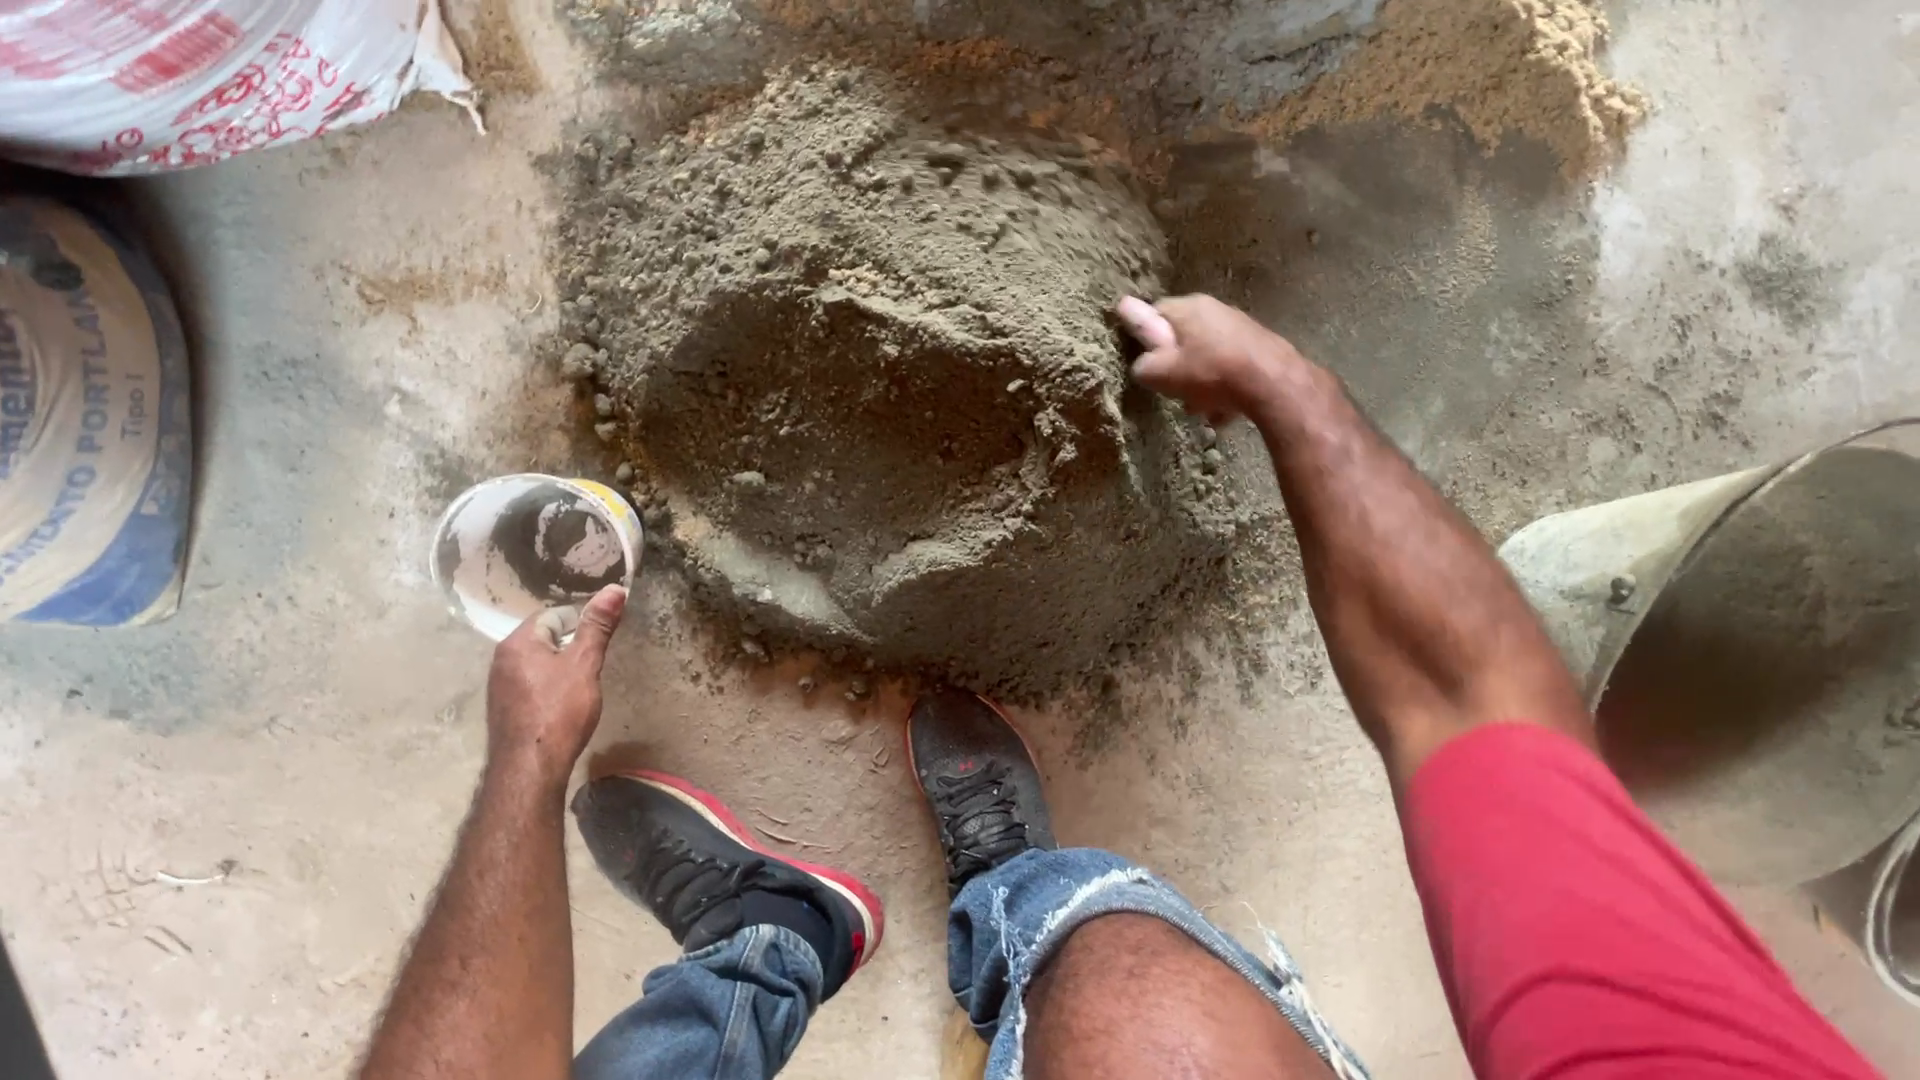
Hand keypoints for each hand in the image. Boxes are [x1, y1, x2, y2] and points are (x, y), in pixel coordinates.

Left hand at [485, 584, 626, 787]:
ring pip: (537, 662)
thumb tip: (614, 589)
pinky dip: (549, 686)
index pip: (554, 615)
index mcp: (518, 642)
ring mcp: (500, 686)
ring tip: (582, 684)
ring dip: (560, 667)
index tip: (600, 640)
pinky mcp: (505, 708)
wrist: (530, 767)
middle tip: (594, 663)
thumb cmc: (559, 710)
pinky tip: (563, 704)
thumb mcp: (585, 664)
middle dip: (571, 646)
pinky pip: (530, 683)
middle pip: (544, 638)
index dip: (581, 623)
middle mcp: (502, 659)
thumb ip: (598, 626)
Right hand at [1116, 295, 1303, 421]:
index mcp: (1186, 308)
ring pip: (1207, 354)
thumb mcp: (1162, 373)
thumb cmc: (1210, 373)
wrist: (1273, 383)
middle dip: (1176, 365)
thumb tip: (1139, 360)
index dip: (1145, 340)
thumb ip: (1142, 363)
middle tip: (1174, 391)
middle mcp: (1214, 308)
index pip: (1153, 313)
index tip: (1147, 363)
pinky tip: (1226, 410)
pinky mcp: (1259, 344)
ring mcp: (1239, 325)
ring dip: (1201, 380)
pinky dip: (1224, 385)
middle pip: (1182, 337)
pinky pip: (1230, 365)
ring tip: (1202, 407)